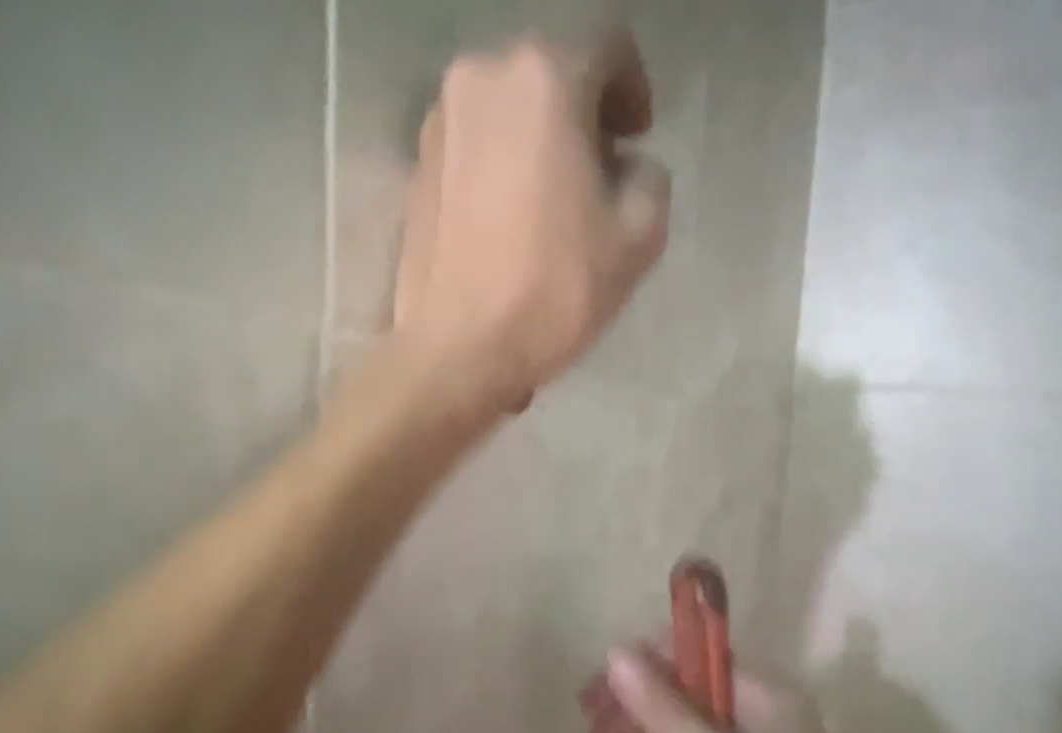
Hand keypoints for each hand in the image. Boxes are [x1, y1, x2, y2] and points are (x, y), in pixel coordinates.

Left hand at [392, 31, 671, 413]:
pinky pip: (472, 146)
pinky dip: (499, 164)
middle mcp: (480, 82)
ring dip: (538, 139)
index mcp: (542, 77)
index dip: (633, 90)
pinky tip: (513, 219)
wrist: (456, 351)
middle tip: (601, 168)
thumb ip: (648, 178)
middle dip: (582, 113)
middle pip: (550, 77)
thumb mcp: (638, 235)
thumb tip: (624, 169)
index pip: (608, 51)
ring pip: (506, 112)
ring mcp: (438, 126)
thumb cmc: (552, 290)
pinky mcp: (413, 172)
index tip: (636, 136)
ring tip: (556, 199)